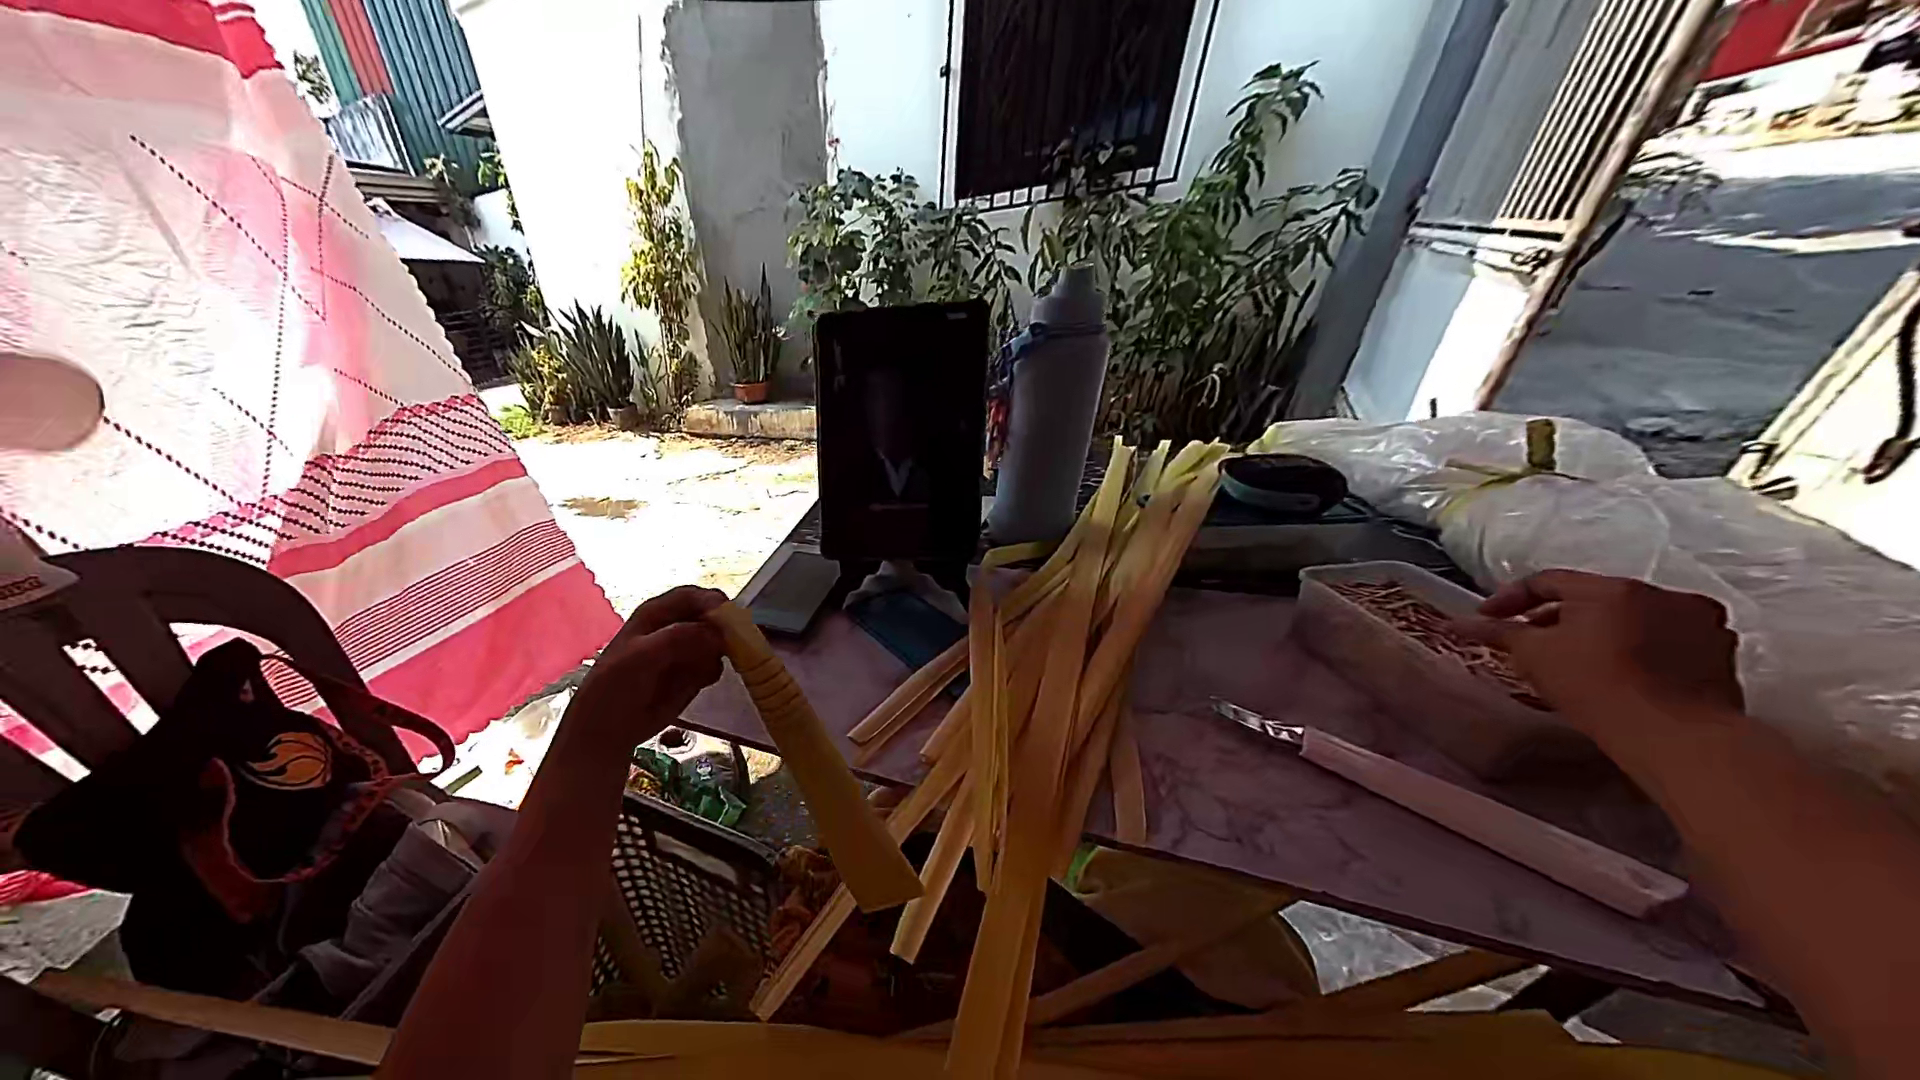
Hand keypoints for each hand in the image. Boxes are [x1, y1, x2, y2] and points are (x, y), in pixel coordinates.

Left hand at [569, 586, 727, 748]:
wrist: (608, 730)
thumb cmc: (615, 686)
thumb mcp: (641, 656)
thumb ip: (678, 638)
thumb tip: (718, 634)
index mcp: (657, 612)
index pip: (692, 596)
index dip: (712, 602)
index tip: (730, 619)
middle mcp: (675, 626)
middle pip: (710, 616)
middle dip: (723, 628)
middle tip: (731, 644)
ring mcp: (687, 650)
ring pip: (717, 640)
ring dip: (719, 652)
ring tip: (705, 668)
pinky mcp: (695, 672)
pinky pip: (715, 664)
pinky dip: (714, 670)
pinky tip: (700, 682)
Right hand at [1456, 570, 1743, 738]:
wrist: (1676, 736)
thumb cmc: (1593, 686)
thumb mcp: (1533, 655)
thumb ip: (1496, 632)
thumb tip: (1456, 623)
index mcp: (1612, 588)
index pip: (1547, 581)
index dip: (1509, 598)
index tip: (1487, 618)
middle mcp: (1661, 594)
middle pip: (1592, 597)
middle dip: (1554, 616)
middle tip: (1528, 639)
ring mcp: (1700, 621)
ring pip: (1631, 616)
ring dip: (1597, 629)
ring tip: (1571, 655)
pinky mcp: (1722, 652)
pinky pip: (1665, 637)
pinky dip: (1635, 646)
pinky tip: (1617, 669)